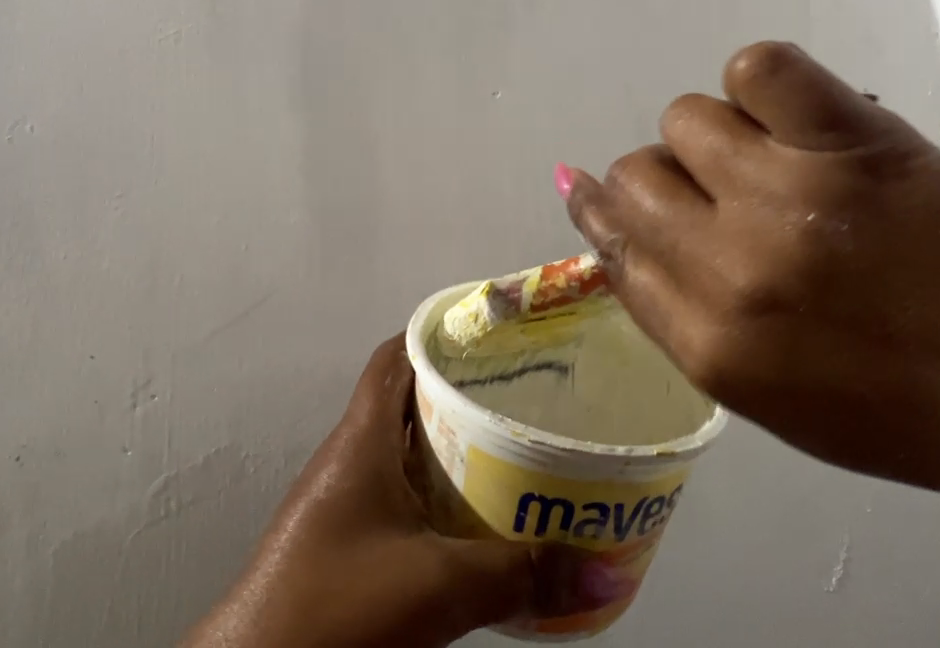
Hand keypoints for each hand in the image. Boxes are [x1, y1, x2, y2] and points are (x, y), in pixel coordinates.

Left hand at [183, 337, 577, 647]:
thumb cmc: (334, 604)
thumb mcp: (434, 586)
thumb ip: (518, 575)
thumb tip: (606, 576)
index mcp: (361, 439)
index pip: (395, 355)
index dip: (441, 334)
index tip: (497, 335)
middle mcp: (350, 458)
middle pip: (411, 400)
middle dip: (467, 394)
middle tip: (530, 394)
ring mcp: (346, 502)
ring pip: (410, 452)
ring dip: (459, 449)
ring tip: (521, 451)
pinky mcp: (350, 543)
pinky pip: (407, 496)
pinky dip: (446, 496)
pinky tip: (483, 522)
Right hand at [562, 42, 939, 514]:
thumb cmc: (899, 406)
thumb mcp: (761, 390)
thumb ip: (676, 314)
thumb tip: (603, 223)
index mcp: (709, 345)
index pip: (614, 244)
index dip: (604, 210)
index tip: (602, 190)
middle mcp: (732, 270)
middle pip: (636, 173)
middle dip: (668, 180)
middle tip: (727, 192)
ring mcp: (791, 198)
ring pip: (688, 118)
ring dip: (722, 136)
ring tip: (782, 159)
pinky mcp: (854, 143)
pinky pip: (758, 69)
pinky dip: (765, 83)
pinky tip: (800, 114)